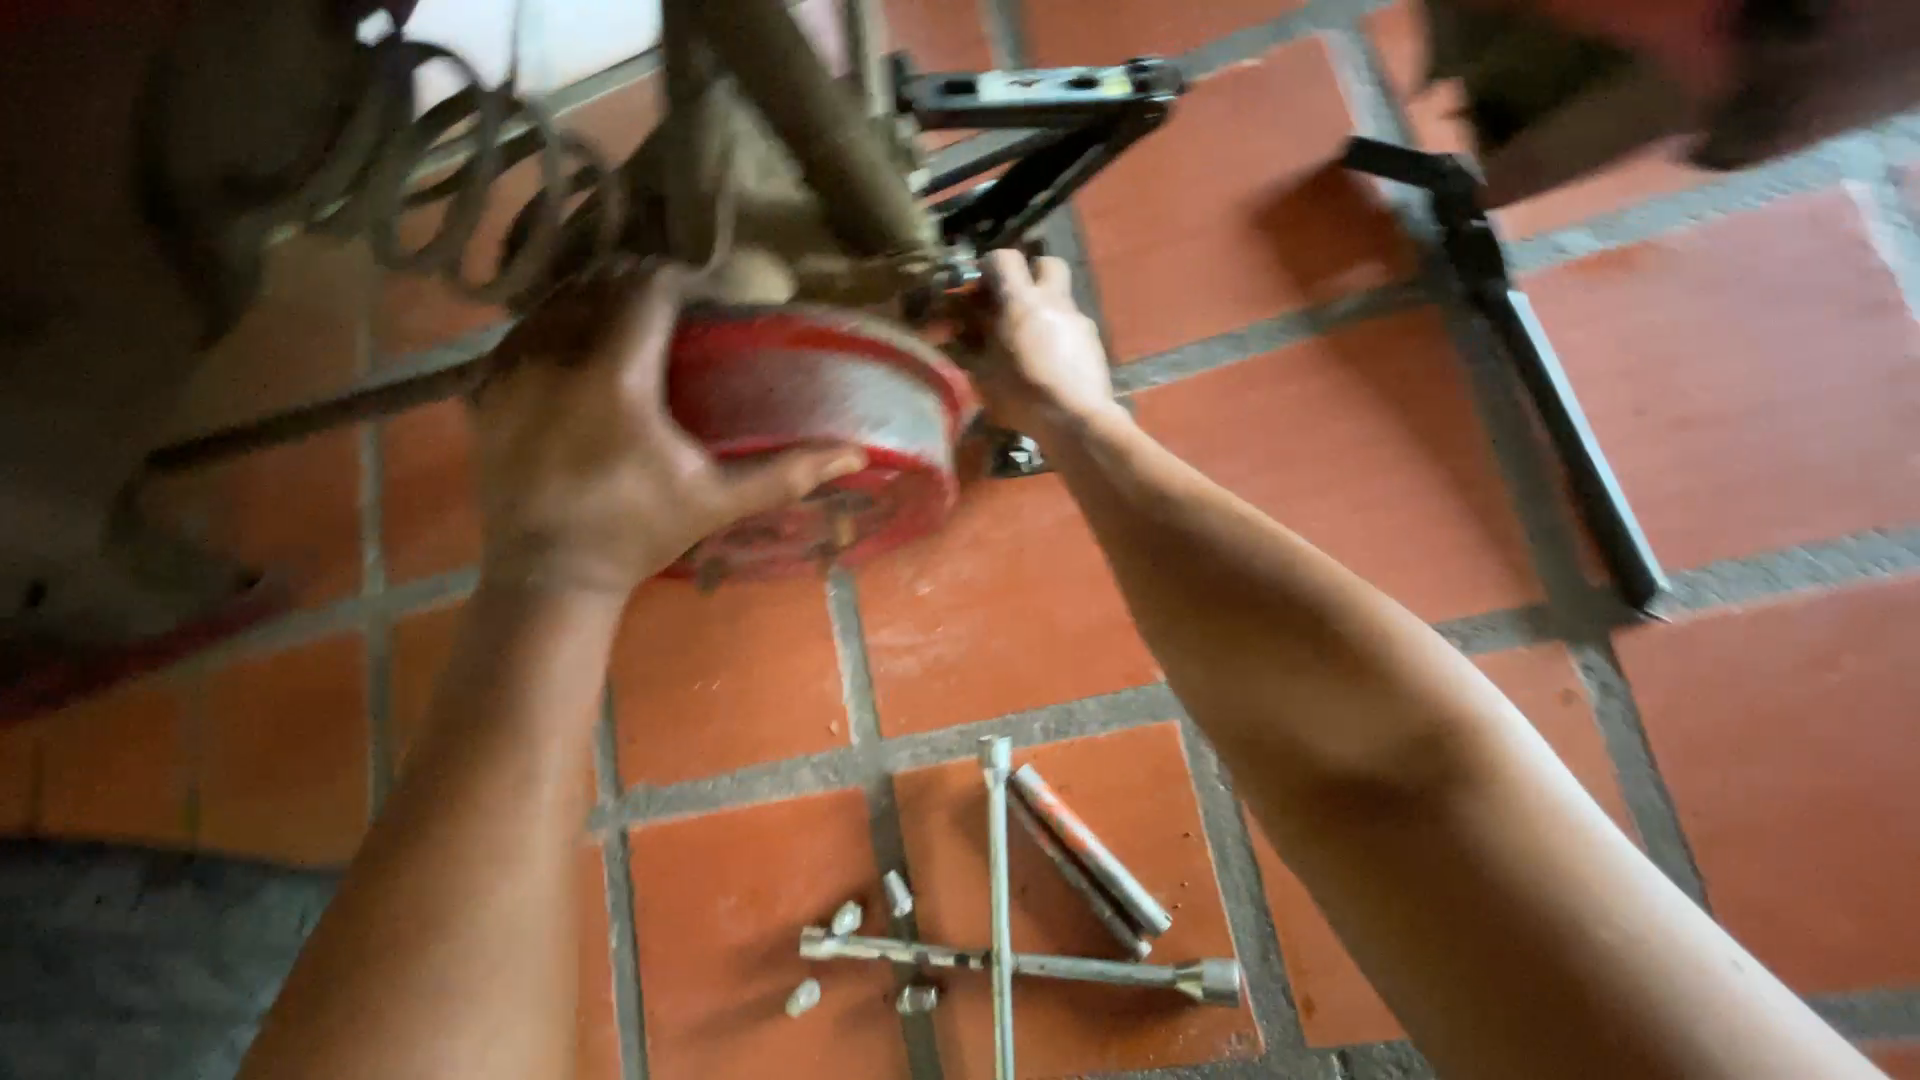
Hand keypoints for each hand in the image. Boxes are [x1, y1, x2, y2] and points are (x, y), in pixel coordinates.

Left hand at [469, 262, 865, 600]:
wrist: (549, 574)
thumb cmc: (639, 532)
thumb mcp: (718, 500)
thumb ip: (785, 472)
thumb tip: (855, 455)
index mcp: (617, 377)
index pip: (646, 289)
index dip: (677, 279)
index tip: (700, 293)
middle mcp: (556, 357)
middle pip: (597, 284)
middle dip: (635, 284)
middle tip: (668, 305)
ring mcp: (511, 373)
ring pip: (552, 302)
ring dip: (591, 299)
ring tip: (622, 320)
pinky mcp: (485, 393)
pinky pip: (517, 334)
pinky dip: (549, 327)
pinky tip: (572, 349)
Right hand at [968, 249, 1125, 435]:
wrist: (1076, 418)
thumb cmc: (1021, 394)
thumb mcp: (982, 373)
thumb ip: (967, 346)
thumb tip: (953, 332)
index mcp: (1021, 301)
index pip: (1004, 258)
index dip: (989, 266)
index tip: (980, 287)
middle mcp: (1053, 300)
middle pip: (1046, 263)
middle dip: (1029, 274)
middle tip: (1013, 300)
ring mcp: (1078, 319)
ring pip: (1061, 297)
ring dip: (1043, 308)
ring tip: (1028, 341)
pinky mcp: (1093, 341)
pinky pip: (1072, 325)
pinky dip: (1058, 334)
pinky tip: (1050, 362)